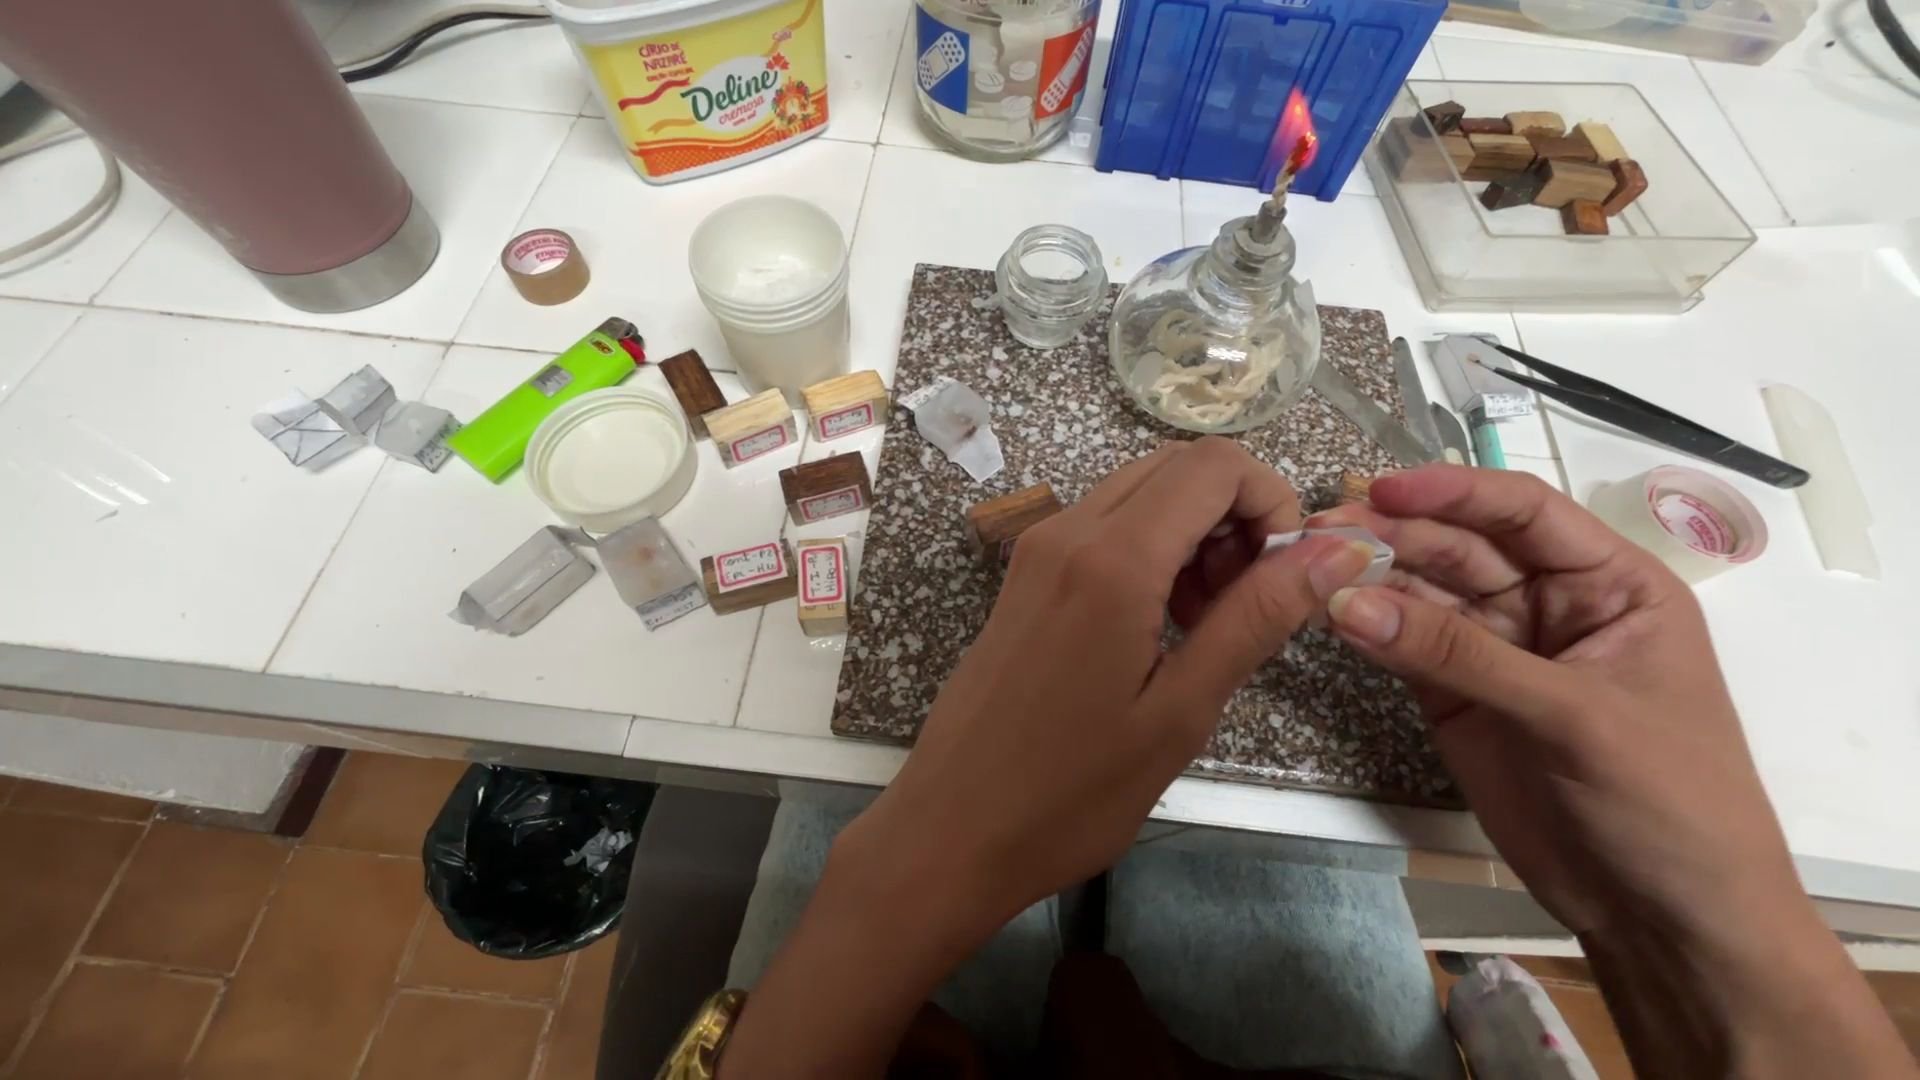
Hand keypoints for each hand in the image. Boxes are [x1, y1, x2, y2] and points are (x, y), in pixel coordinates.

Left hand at [837, 437, 1381, 931]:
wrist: (953, 825)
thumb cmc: (1071, 790)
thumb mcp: (1180, 710)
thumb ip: (1256, 618)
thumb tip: (1333, 551)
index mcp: (1112, 558)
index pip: (1215, 465)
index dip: (1272, 499)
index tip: (1285, 573)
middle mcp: (1068, 531)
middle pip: (1176, 468)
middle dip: (1234, 515)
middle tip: (1247, 600)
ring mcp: (1037, 549)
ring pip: (1138, 493)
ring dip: (1192, 533)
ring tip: (1204, 620)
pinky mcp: (1023, 575)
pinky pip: (1102, 527)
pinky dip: (1148, 548)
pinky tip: (1157, 622)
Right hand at [1309, 465, 1790, 937]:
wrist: (1661, 915)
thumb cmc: (1666, 801)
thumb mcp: (1575, 716)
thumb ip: (1457, 655)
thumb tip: (1343, 600)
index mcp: (1608, 585)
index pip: (1524, 512)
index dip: (1453, 493)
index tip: (1380, 490)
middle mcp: (1545, 604)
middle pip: (1458, 548)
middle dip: (1392, 534)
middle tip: (1317, 530)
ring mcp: (1492, 648)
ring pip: (1421, 592)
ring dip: (1367, 578)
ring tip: (1306, 566)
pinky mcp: (1450, 693)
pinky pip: (1400, 643)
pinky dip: (1363, 627)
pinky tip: (1323, 611)